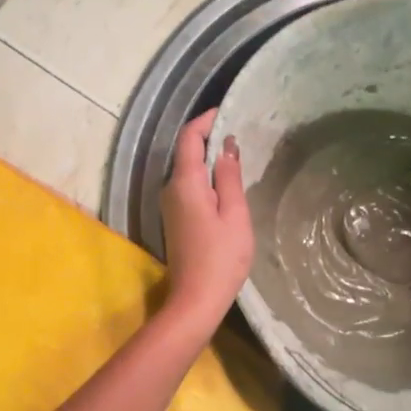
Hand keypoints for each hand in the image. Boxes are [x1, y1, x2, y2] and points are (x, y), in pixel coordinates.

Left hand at [160, 109, 253, 325]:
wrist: (196, 299)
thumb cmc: (222, 257)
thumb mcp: (235, 214)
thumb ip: (230, 177)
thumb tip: (228, 146)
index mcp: (186, 183)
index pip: (189, 138)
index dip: (206, 121)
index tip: (227, 111)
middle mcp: (172, 189)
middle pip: (187, 152)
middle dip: (209, 138)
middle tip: (240, 131)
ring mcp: (171, 205)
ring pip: (188, 171)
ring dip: (209, 159)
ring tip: (238, 154)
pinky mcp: (176, 219)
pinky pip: (190, 187)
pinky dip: (207, 177)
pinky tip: (227, 184)